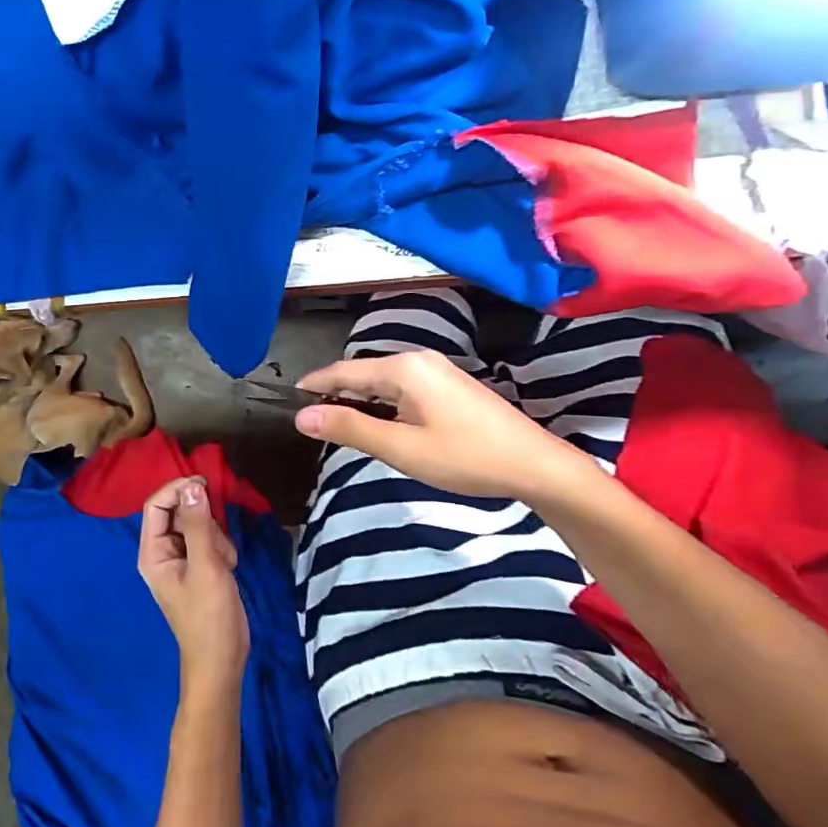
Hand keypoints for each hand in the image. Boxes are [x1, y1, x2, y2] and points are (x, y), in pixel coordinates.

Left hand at [137, 477, 249, 689]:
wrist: (223, 661)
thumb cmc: (209, 617)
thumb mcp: (206, 567)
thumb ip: (199, 525)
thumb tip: (192, 486)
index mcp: (152, 551)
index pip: (156, 505)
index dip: (176, 489)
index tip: (203, 482)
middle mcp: (162, 552)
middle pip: (180, 514)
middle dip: (204, 524)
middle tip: (218, 548)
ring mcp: (181, 560)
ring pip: (199, 526)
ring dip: (216, 539)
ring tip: (224, 565)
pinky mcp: (199, 567)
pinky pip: (209, 542)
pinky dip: (221, 551)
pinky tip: (228, 571)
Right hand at [293, 350, 602, 503]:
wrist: (538, 466)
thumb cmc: (465, 457)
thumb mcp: (400, 447)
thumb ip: (348, 428)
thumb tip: (302, 416)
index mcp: (403, 369)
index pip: (342, 372)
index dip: (313, 385)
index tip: (289, 399)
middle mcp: (418, 360)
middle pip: (361, 373)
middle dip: (334, 392)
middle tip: (311, 418)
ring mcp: (437, 370)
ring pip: (381, 381)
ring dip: (358, 399)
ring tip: (338, 423)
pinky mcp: (450, 385)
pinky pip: (401, 386)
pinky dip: (381, 401)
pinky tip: (380, 422)